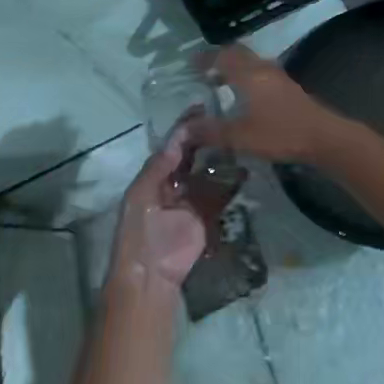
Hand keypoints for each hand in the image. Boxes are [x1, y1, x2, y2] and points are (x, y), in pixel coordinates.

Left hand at [111, 120, 242, 289]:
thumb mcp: (139, 197)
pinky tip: (244, 169)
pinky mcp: (207, 216)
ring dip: (220, 158)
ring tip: (238, 139)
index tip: (200, 108)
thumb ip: (156, 169)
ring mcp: (192, 200)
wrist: (151, 275)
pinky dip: (232, 182)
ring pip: (208, 172)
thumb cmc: (139, 234)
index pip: (171, 148)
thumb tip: (174, 141)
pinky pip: (221, 194)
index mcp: (154, 178)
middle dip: (204, 139)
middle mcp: (173, 185)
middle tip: (224, 118)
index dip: (184, 129)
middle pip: (191, 157)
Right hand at [190, 45, 347, 163]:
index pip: (222, 57)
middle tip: (204, 70)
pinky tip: (245, 95)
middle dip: (220, 58)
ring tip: (221, 82)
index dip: (205, 58)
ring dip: (236, 67)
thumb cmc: (280, 133)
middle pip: (239, 54)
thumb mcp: (240, 136)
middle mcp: (263, 69)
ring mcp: (279, 77)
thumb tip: (184, 129)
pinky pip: (262, 73)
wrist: (323, 136)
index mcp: (249, 74)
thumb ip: (211, 131)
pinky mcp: (289, 88)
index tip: (191, 62)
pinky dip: (248, 76)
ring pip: (252, 62)